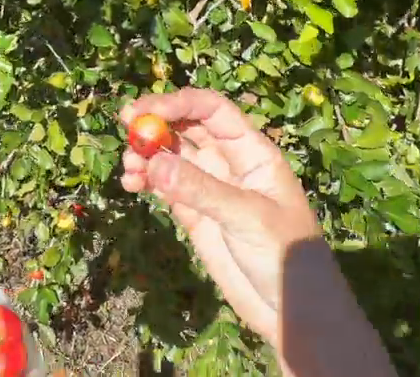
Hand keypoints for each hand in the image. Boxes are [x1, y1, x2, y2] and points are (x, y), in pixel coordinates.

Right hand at [120, 88, 393, 376]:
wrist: (294, 315)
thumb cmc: (287, 258)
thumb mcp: (248, 217)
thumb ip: (201, 189)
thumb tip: (153, 161)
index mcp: (251, 151)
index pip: (211, 110)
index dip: (178, 103)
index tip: (144, 111)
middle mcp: (227, 161)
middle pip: (185, 126)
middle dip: (155, 123)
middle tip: (126, 125)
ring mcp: (208, 186)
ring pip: (169, 153)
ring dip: (146, 152)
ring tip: (129, 168)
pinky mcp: (193, 213)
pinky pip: (162, 184)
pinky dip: (144, 178)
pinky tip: (131, 184)